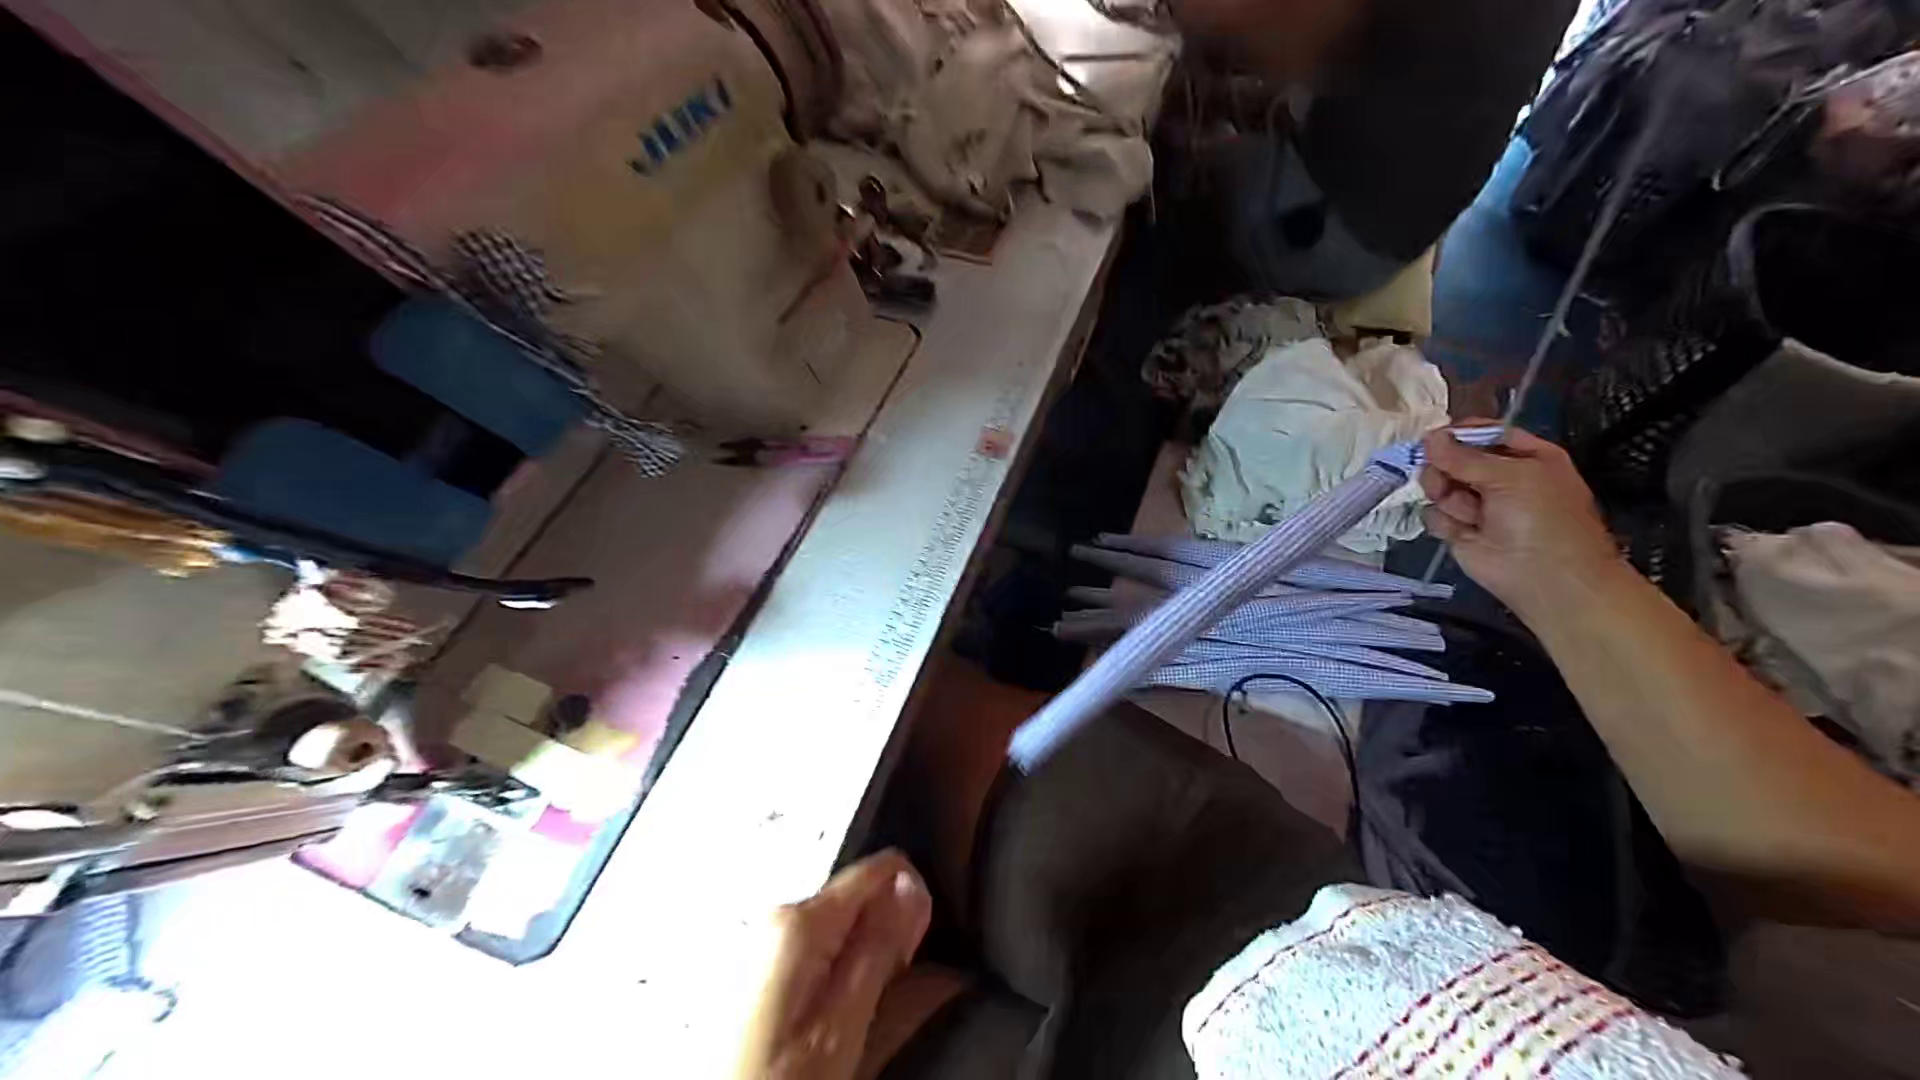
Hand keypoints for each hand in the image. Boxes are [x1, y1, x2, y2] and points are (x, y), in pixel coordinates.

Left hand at [735, 851, 932, 1079]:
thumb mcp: (841, 1028)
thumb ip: (879, 948)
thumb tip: (912, 881)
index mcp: (799, 920)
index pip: (878, 869)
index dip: (909, 901)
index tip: (913, 954)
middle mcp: (780, 914)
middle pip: (861, 899)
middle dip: (886, 937)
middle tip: (881, 1003)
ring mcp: (767, 940)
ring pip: (845, 927)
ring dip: (865, 961)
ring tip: (858, 1019)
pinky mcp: (764, 966)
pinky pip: (823, 948)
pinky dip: (841, 973)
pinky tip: (833, 1021)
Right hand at [1419, 423, 1623, 622]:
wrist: (1544, 575)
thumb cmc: (1542, 517)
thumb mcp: (1511, 475)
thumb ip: (1464, 456)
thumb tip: (1428, 437)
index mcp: (1524, 457)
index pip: (1483, 433)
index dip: (1458, 434)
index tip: (1434, 438)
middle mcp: (1498, 477)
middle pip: (1452, 459)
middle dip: (1445, 468)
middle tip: (1447, 479)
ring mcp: (1475, 503)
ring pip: (1438, 485)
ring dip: (1447, 496)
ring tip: (1467, 512)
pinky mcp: (1456, 528)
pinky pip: (1433, 513)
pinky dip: (1444, 521)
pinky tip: (1463, 531)